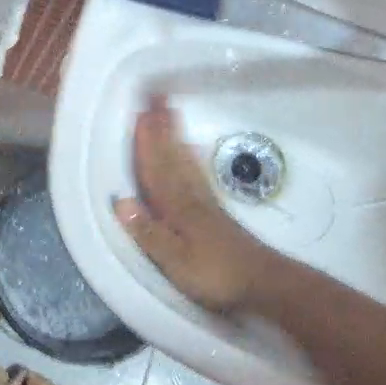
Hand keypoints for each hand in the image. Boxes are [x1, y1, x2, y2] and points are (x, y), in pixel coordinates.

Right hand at [114, 97, 289, 313]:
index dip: (147, 143)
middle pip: (172, 159)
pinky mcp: (217, 214)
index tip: (141, 113)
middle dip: (162, 130)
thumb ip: (148, 232)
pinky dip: (193, 159)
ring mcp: (206, 204)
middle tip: (157, 99)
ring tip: (171, 115)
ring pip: (186, 164)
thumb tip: (120, 201)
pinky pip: (199, 176)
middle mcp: (190, 199)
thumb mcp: (175, 261)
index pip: (156, 171)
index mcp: (177, 209)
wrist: (265, 284)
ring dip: (176, 138)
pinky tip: (193, 150)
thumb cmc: (215, 276)